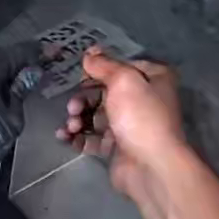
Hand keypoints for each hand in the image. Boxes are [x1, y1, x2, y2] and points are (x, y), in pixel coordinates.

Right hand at [57, 47, 186, 200]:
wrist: (150, 166)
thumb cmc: (141, 116)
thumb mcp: (123, 80)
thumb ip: (104, 65)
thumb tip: (90, 52)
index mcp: (153, 79)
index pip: (121, 67)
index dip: (99, 70)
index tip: (80, 75)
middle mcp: (143, 101)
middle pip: (105, 92)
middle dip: (83, 98)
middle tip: (72, 107)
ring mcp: (130, 126)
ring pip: (96, 116)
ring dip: (78, 118)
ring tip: (71, 126)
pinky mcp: (117, 148)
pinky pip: (93, 138)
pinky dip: (78, 136)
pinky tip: (64, 137)